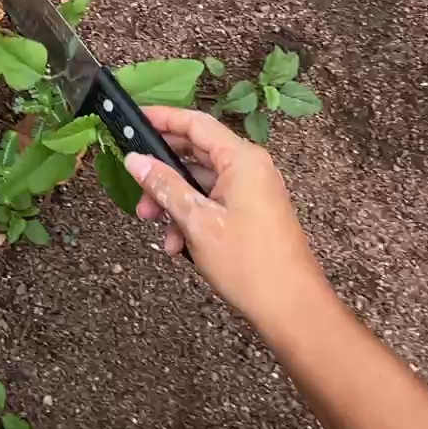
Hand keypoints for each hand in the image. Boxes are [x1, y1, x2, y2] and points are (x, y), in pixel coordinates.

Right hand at [125, 106, 333, 351]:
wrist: (294, 311)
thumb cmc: (249, 264)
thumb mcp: (197, 221)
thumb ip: (164, 185)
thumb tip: (135, 160)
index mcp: (242, 159)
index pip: (195, 123)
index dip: (162, 118)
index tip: (133, 118)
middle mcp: (249, 167)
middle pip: (195, 152)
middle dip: (162, 170)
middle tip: (135, 184)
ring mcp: (251, 190)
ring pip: (200, 180)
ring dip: (173, 199)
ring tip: (152, 222)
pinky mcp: (250, 211)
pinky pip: (212, 200)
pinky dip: (191, 215)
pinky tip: (177, 244)